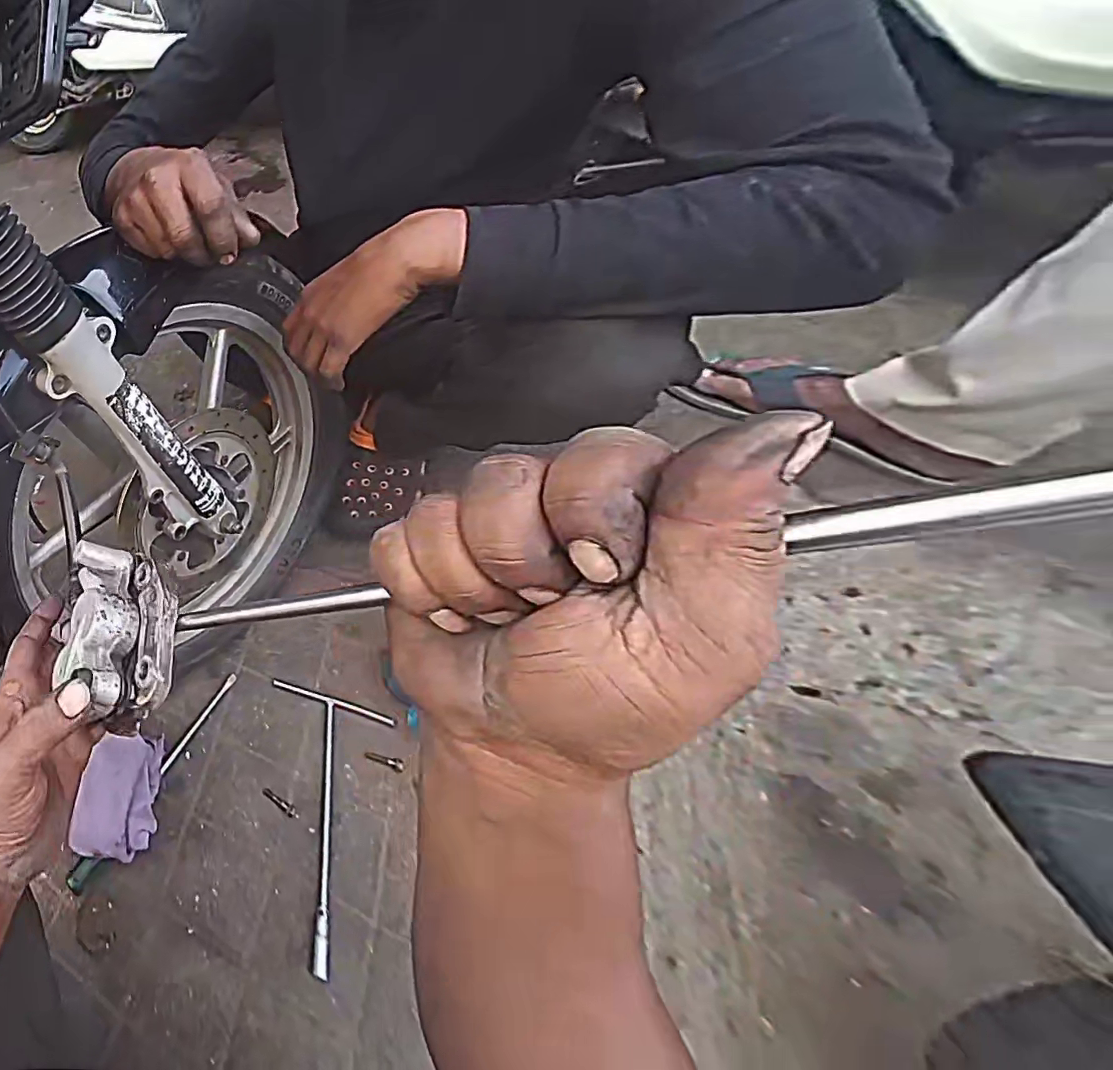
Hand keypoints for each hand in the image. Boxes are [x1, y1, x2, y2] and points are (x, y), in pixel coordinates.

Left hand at [0, 598, 100, 889]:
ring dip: (107, 678)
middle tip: (110, 627)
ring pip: (89, 690)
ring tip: (128, 664)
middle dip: (85, 642)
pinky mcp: (80, 752)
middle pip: (65, 663)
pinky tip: (131, 710)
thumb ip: (46, 724)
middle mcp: (40, 710)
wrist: (3, 856)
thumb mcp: (13, 759)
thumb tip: (78, 691)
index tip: (62, 601)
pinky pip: (105, 722)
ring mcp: (62, 731)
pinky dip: (120, 714)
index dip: (42, 622)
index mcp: (15, 701)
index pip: (28, 648)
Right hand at [105, 146, 260, 265]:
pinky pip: (149, 251)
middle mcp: (159, 179)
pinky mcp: (121, 217)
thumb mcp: (211, 183)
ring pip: (167, 249)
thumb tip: (250, 239)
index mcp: (188, 164)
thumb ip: (233, 212)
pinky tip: (168, 240)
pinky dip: (163, 253)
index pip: (211, 207)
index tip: (228, 253)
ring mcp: (136, 199)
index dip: (223, 237)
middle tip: (209, 257)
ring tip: (188, 245)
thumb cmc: (178, 176)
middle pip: (185, 235)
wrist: (133, 166)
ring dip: (182, 255)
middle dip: (202, 254)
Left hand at [284, 208, 465, 389]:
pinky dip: (332, 382)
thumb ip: (330, 296)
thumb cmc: (377, 261)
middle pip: (296, 351)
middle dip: (304, 365)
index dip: (296, 347)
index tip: (305, 354)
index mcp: (309, 296)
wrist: (394, 259)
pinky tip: (338, 384)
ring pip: (309, 364)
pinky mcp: (343, 341)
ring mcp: (324, 328)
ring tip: (328, 381)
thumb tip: (336, 308)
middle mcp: (311, 313)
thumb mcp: (340, 276)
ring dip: (317, 376)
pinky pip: (328, 371)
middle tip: (316, 372)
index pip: (289, 330)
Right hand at [370, 413, 833, 791]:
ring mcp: (479, 518)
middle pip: (507, 475)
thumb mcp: (698, 638)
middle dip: (520, 560)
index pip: (601, 451)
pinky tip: (456, 615)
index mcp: (638, 504)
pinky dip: (422, 593)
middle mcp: (554, 498)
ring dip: (469, 585)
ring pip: (443, 509)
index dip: (588, 512)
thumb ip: (730, 536)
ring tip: (501, 616)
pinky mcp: (421, 544)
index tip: (598, 576)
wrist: (512, 744)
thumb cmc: (605, 703)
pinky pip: (396, 542)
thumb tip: (780, 431)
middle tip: (546, 606)